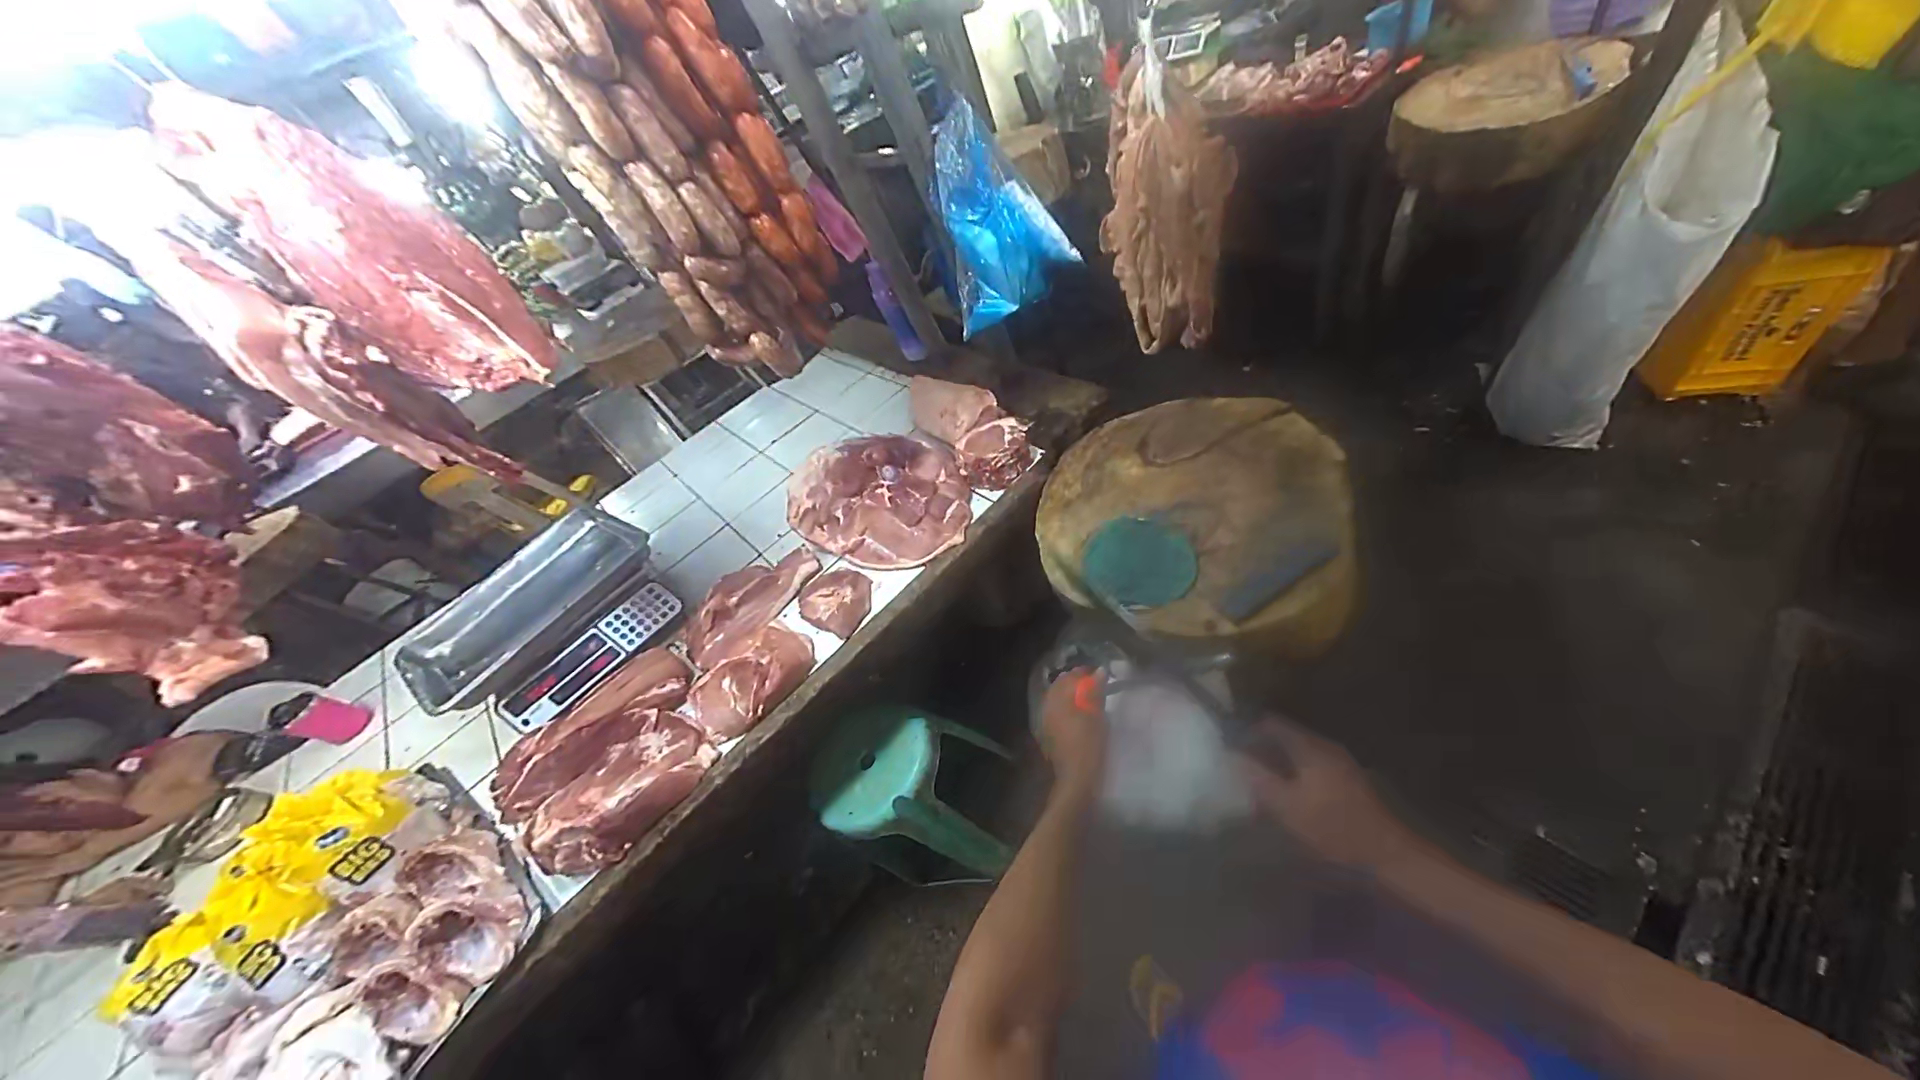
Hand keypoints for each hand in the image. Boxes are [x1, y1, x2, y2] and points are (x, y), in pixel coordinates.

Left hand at [1038, 667, 1107, 802]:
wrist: (1076, 779)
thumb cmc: (1088, 746)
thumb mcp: (1096, 717)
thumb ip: (1095, 692)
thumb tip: (1099, 672)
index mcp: (1057, 701)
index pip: (1069, 678)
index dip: (1083, 673)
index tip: (1098, 674)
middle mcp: (1047, 707)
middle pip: (1060, 686)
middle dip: (1076, 682)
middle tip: (1094, 684)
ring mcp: (1045, 721)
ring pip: (1056, 698)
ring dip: (1071, 694)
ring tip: (1087, 697)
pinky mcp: (1048, 732)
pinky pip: (1056, 711)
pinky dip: (1067, 707)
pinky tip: (1077, 713)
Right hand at [1238, 721, 1414, 870]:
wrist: (1389, 856)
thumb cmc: (1334, 827)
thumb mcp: (1287, 805)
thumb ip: (1257, 777)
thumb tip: (1231, 754)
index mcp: (1311, 747)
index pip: (1272, 723)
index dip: (1248, 730)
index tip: (1229, 745)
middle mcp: (1326, 748)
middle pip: (1284, 738)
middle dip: (1260, 750)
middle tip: (1239, 769)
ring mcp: (1339, 764)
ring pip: (1297, 755)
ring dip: (1276, 766)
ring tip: (1257, 787)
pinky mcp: (1347, 782)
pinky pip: (1310, 768)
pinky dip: (1292, 776)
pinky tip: (1284, 798)